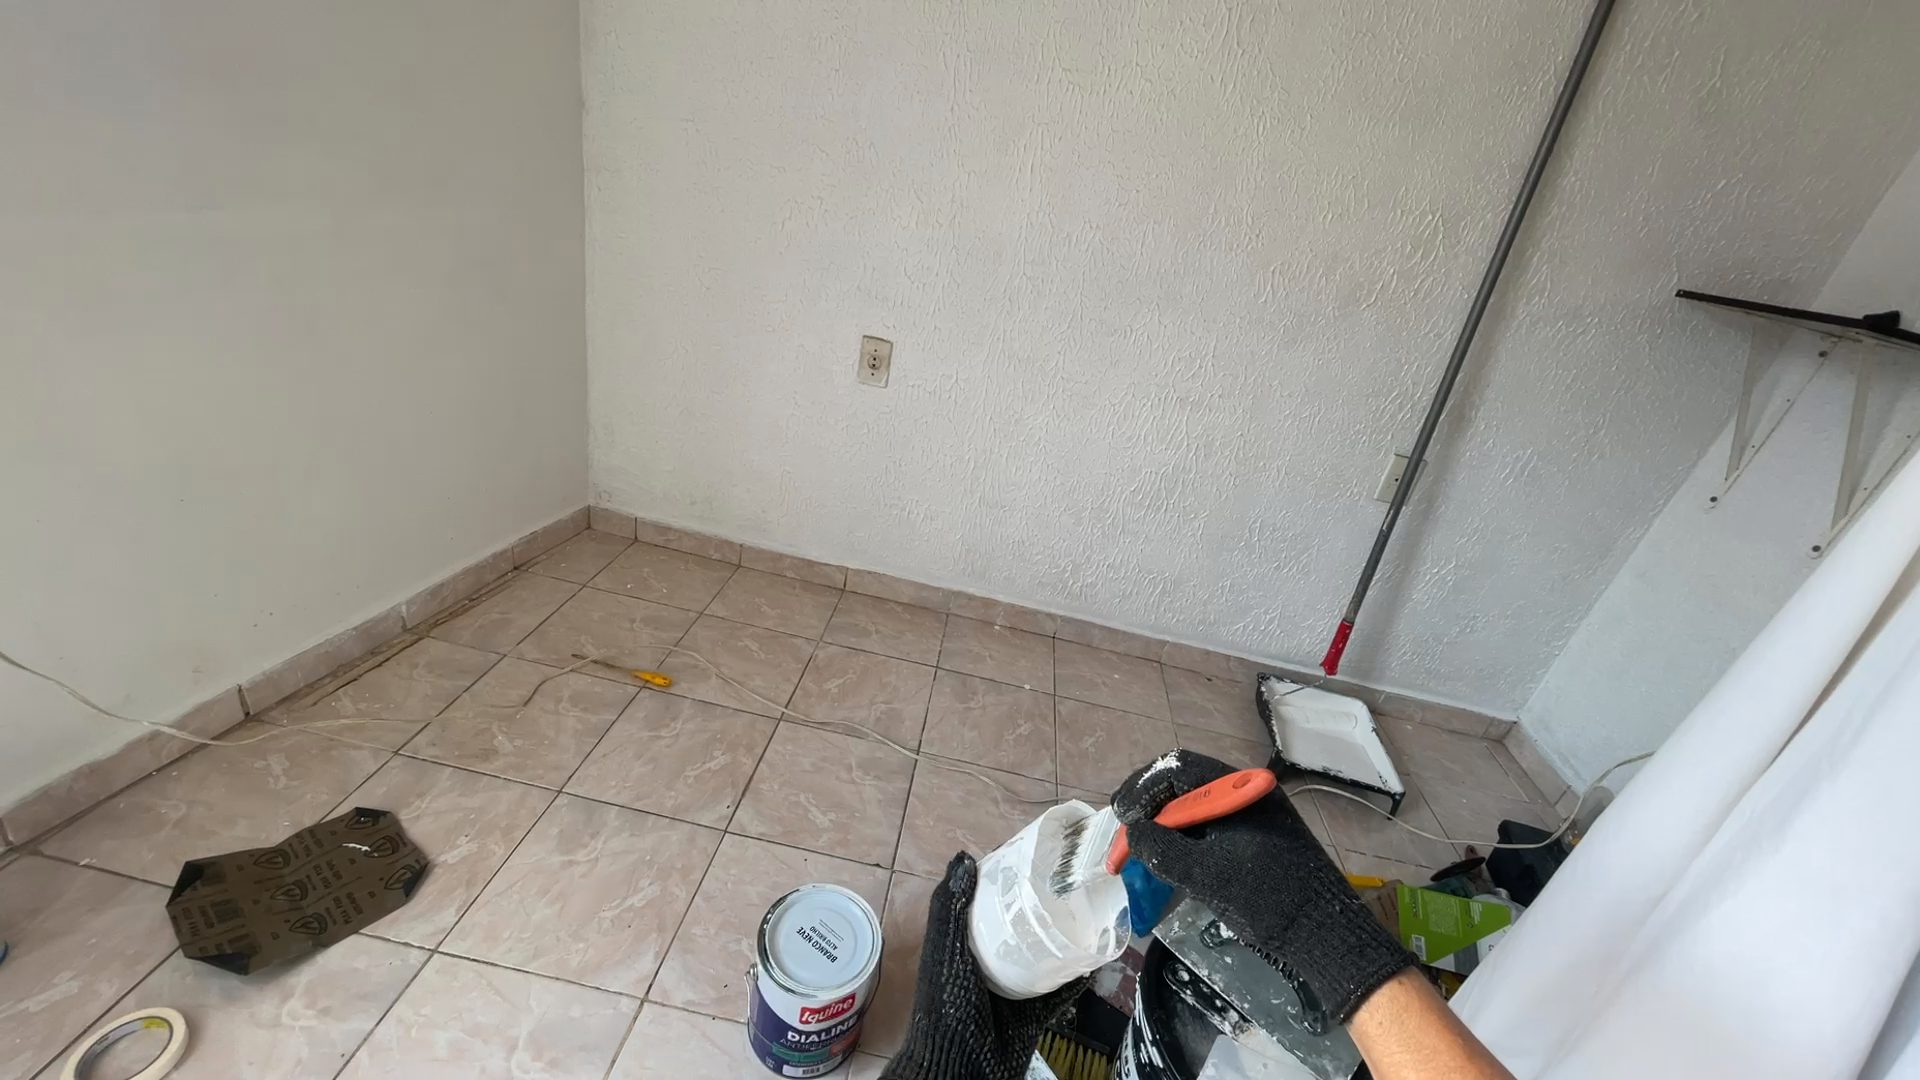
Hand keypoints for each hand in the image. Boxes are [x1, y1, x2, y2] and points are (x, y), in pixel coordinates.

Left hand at [880, 852, 1085, 1079]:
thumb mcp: (944, 950)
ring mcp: (1010, 989)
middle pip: (1014, 927)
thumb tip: (964, 857)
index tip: (1027, 857)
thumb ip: (950, 907)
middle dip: (1036, 907)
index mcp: (962, 945)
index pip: (983, 903)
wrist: (960, 1068)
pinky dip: (1074, 979)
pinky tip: (1091, 960)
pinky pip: (1057, 993)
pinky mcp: (1030, 1015)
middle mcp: (986, 963)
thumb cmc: (946, 1004)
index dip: (1002, 880)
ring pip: (1038, 958)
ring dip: (1058, 941)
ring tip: (1082, 915)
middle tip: (1064, 883)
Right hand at [1112, 749, 1413, 1022]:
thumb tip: (1133, 832)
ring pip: (1194, 804)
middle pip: (1183, 782)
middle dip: (1148, 804)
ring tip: (1140, 845)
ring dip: (1164, 821)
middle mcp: (1243, 791)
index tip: (1123, 818)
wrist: (1328, 937)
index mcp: (1237, 789)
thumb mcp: (1206, 876)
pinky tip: (1170, 854)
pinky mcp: (1255, 835)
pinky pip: (1209, 823)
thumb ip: (1163, 849)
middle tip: (1125, 829)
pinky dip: (1184, 835)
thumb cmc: (1268, 899)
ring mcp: (1251, 813)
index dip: (1142, 789)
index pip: (1176, 769)